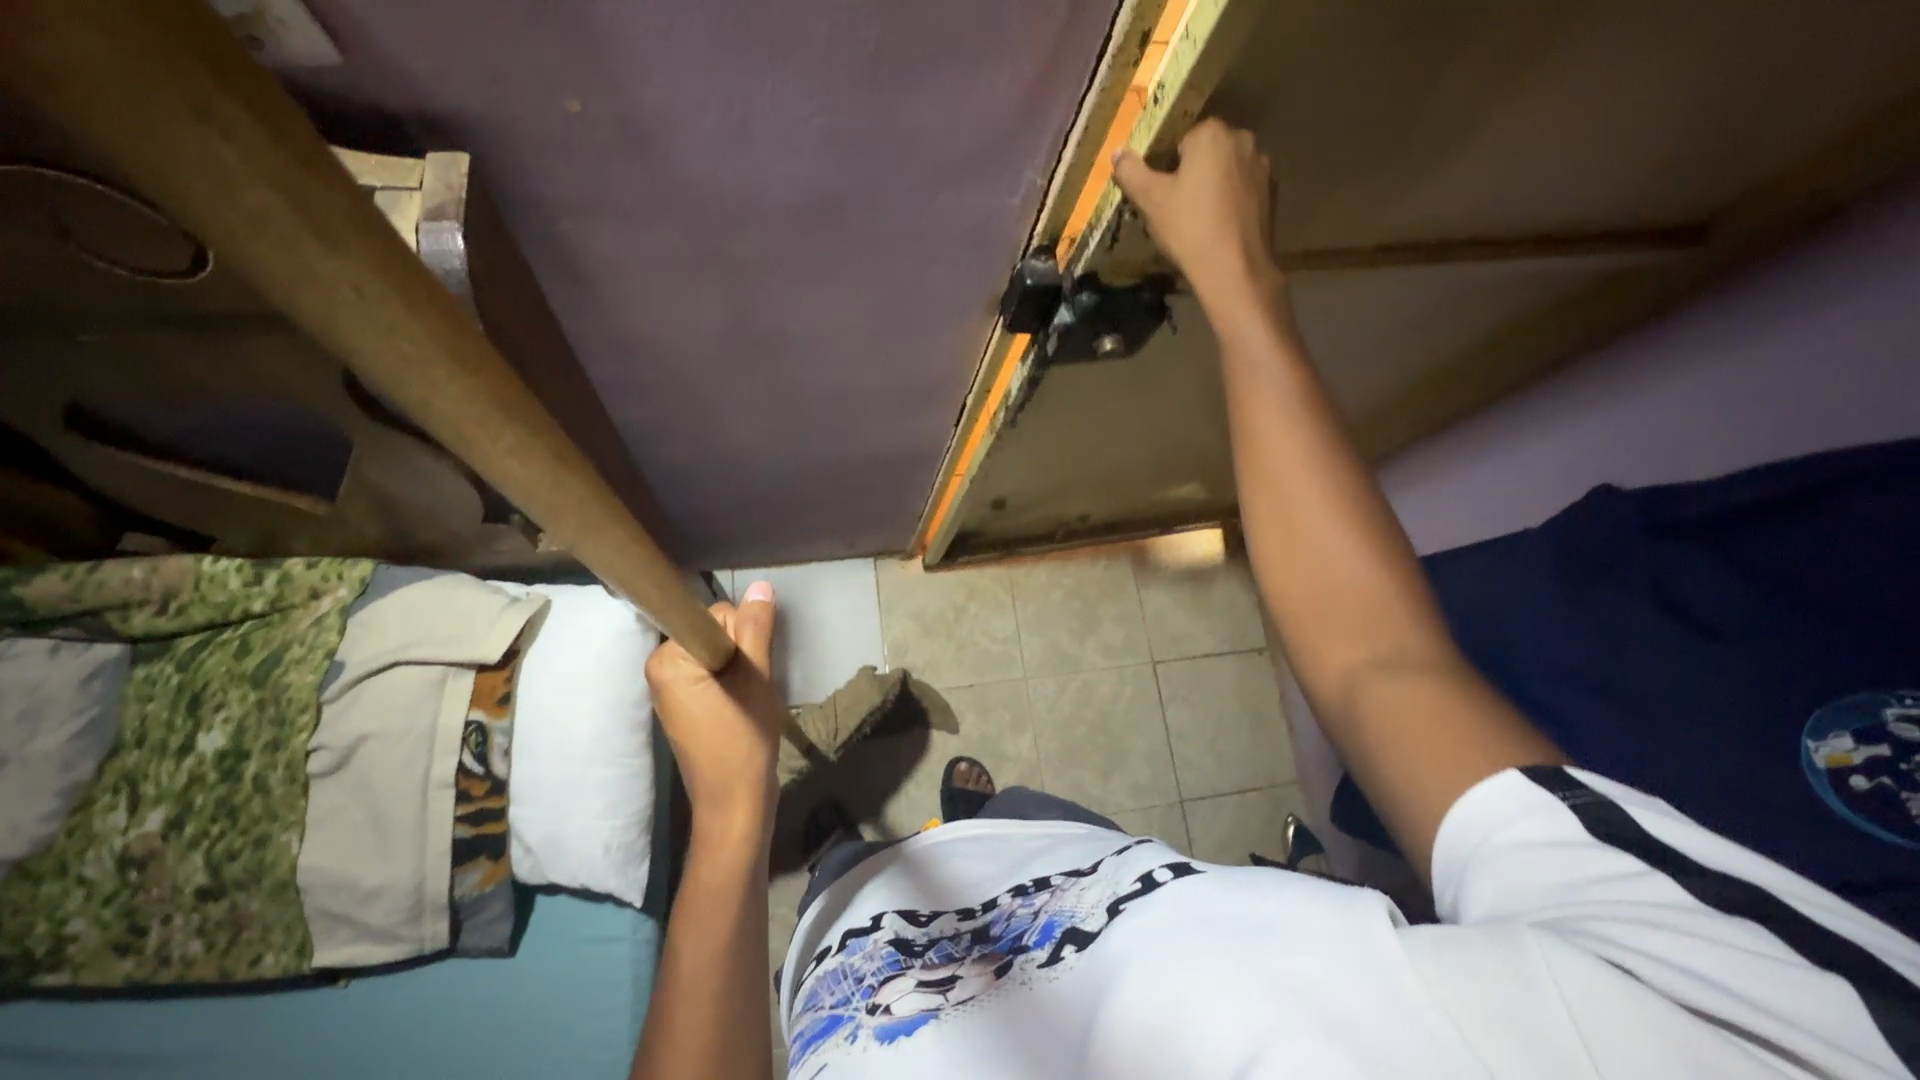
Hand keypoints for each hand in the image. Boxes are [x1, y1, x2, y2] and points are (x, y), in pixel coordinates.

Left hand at [645, 581, 785, 843]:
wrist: (734, 801)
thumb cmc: (743, 738)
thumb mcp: (756, 677)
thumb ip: (755, 629)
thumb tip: (761, 586)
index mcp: (668, 658)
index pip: (716, 615)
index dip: (744, 635)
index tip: (751, 667)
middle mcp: (659, 667)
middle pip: (713, 630)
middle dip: (740, 650)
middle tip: (752, 684)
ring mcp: (668, 687)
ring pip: (716, 651)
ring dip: (739, 665)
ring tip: (748, 696)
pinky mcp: (681, 703)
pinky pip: (709, 670)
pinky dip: (730, 679)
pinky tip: (741, 703)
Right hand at [1112, 119, 1279, 306]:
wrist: (1234, 268)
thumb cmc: (1189, 228)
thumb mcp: (1150, 200)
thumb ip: (1130, 171)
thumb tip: (1118, 152)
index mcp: (1211, 133)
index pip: (1180, 140)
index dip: (1167, 166)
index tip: (1161, 193)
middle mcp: (1242, 140)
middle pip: (1206, 152)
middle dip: (1192, 173)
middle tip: (1177, 207)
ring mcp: (1261, 165)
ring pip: (1225, 170)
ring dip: (1212, 186)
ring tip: (1199, 219)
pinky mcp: (1272, 191)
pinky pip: (1242, 188)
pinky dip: (1231, 200)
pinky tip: (1220, 226)